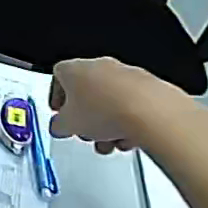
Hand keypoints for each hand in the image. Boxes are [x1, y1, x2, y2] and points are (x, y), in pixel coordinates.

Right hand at [48, 57, 207, 154]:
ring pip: (110, 98)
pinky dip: (129, 119)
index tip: (60, 112)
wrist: (151, 113)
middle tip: (85, 131)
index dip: (57, 97)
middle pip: (87, 90)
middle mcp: (100, 66)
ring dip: (107, 120)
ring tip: (109, 141)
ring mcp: (127, 75)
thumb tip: (60, 126)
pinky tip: (128, 137)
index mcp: (74, 69)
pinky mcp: (150, 87)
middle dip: (86, 114)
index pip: (58, 76)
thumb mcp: (68, 125)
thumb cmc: (108, 110)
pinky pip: (133, 103)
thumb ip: (59, 125)